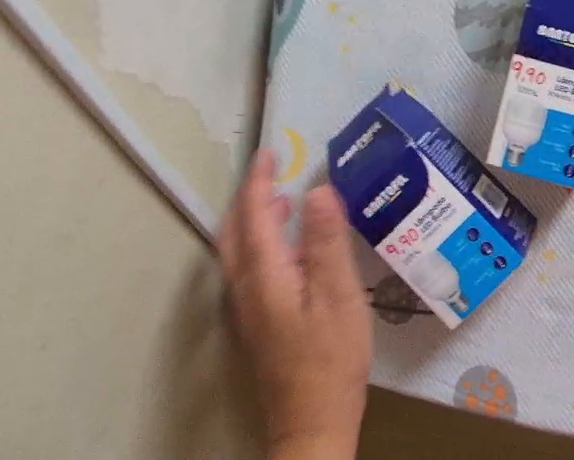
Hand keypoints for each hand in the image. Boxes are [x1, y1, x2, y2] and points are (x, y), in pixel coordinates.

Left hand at [220, 151, 371, 459]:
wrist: (313, 422)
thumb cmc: (331, 356)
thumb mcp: (338, 294)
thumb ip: (326, 241)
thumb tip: (317, 190)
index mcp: (264, 275)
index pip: (253, 215)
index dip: (259, 180)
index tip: (270, 151)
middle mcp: (246, 288)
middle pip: (234, 232)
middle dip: (249, 196)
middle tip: (272, 169)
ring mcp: (249, 309)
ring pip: (239, 251)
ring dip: (254, 219)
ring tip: (283, 198)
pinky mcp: (259, 322)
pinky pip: (250, 267)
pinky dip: (262, 241)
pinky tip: (292, 246)